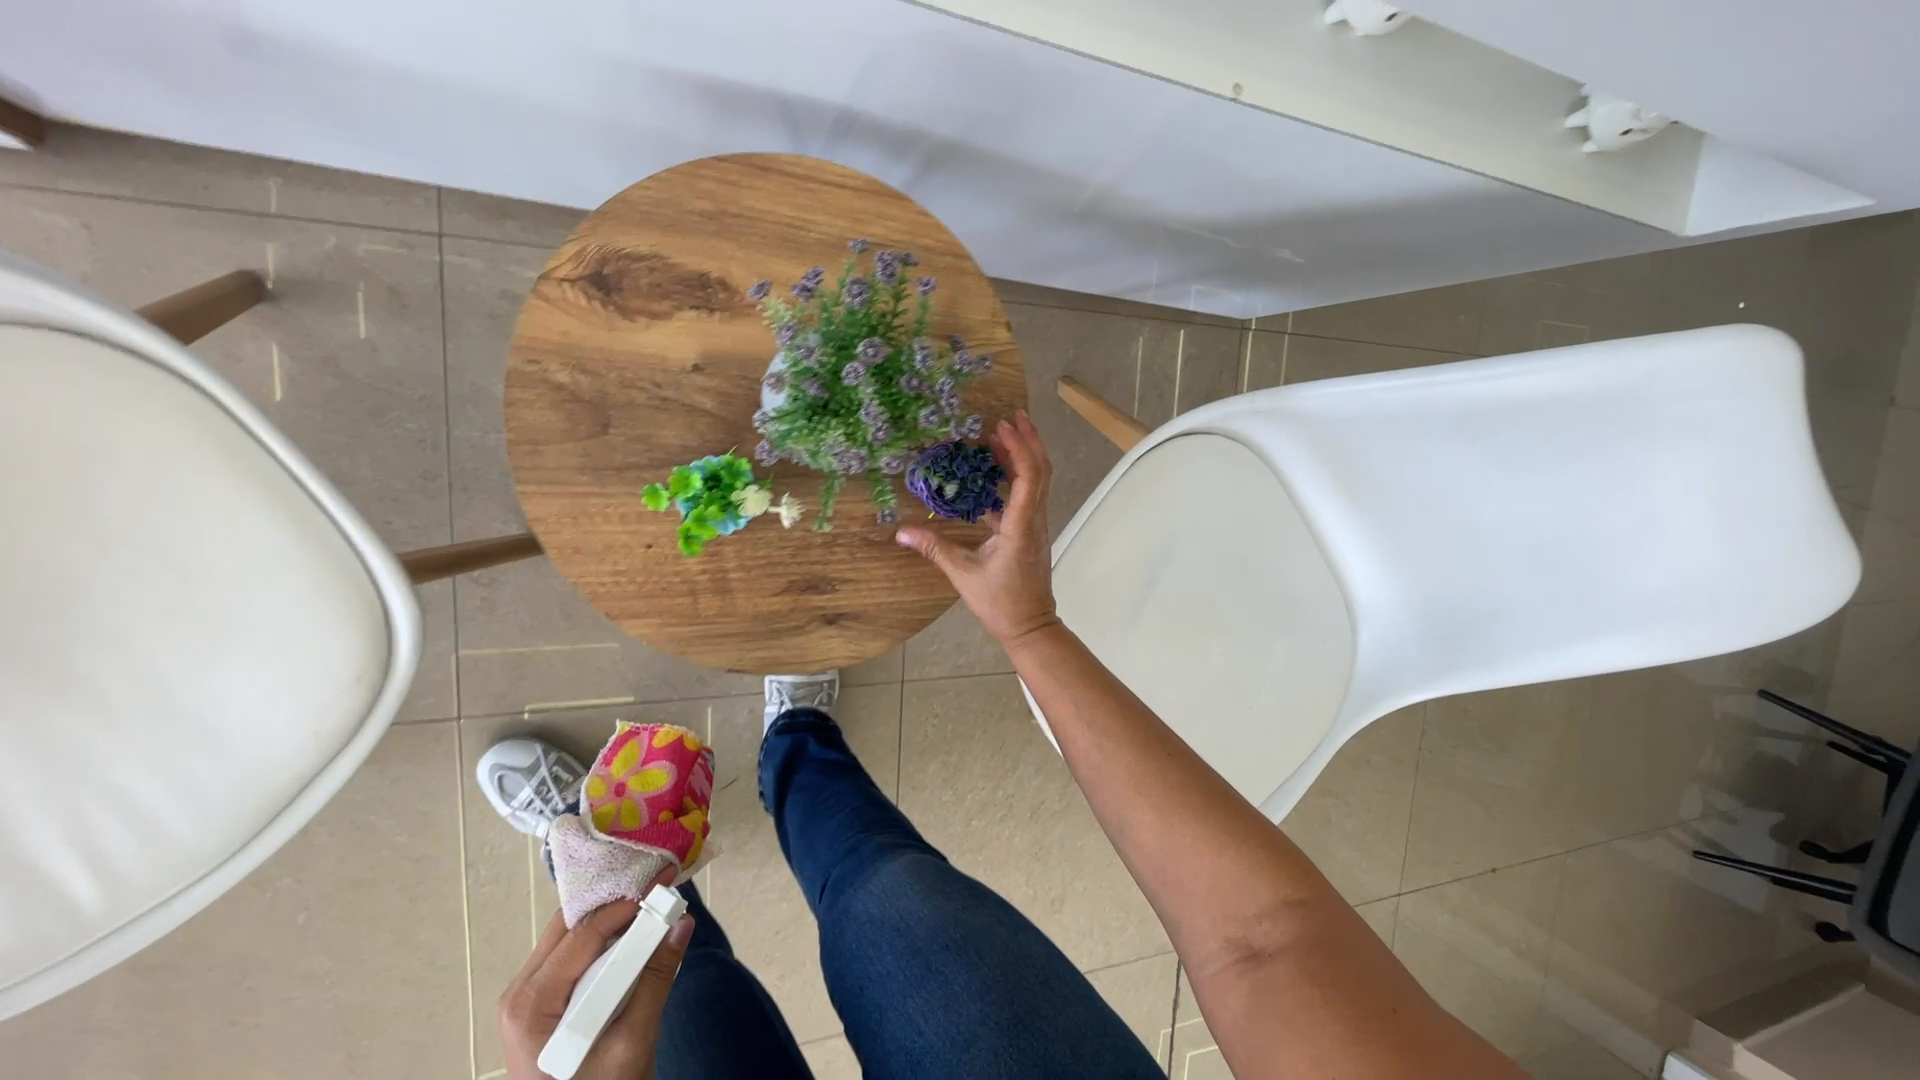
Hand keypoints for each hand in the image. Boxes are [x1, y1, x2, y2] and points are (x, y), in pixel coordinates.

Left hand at [499, 888, 695, 1079]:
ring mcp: (525, 1001)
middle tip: (660, 892)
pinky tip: (632, 944)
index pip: (583, 933)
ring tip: (652, 913)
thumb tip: (681, 925)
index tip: (664, 884)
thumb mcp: (632, 1044)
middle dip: (617, 905)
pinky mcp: (538, 1008)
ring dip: (612, 923)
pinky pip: (571, 959)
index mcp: (532, 1004)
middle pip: (570, 927)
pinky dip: (603, 945)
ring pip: (570, 939)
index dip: (626, 905)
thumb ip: (656, 981)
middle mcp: (519, 994)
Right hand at [896, 411, 1060, 647]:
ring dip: (1022, 456)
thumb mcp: (963, 574)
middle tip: (1010, 416)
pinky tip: (992, 475)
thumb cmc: (1001, 603)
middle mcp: (1034, 520)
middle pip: (1041, 470)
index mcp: (1022, 525)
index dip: (1018, 447)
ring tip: (1000, 436)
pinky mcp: (1030, 533)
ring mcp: (1035, 526)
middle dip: (1028, 440)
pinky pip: (1027, 497)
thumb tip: (901, 531)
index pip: (1029, 476)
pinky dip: (1014, 479)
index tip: (1001, 425)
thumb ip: (934, 549)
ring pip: (1037, 482)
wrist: (1030, 627)